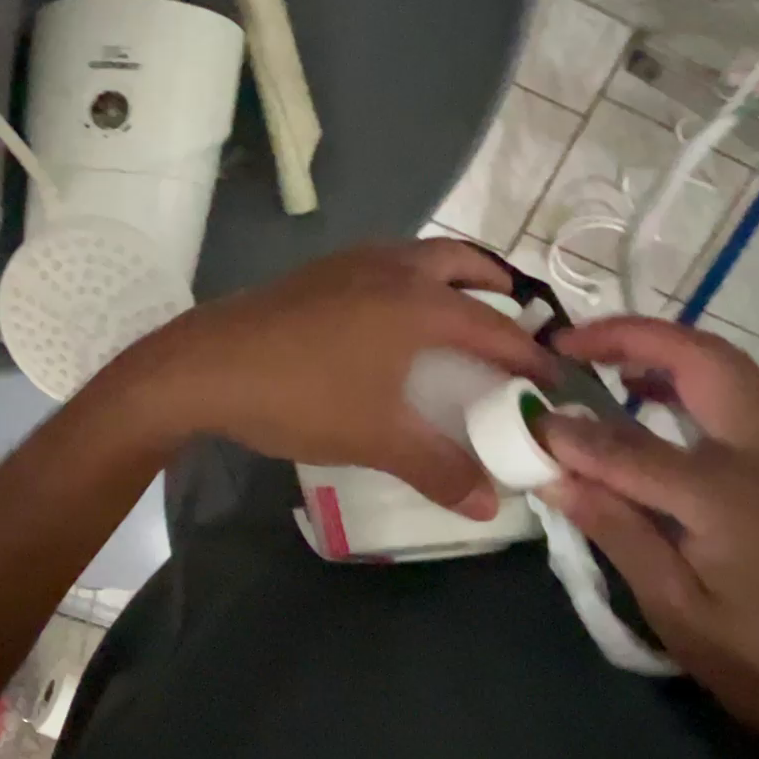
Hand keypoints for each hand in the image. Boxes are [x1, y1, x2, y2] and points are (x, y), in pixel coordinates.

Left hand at [101, 239, 554, 519]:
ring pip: (418, 255)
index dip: (529, 353)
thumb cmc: (300, 397)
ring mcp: (349, 263)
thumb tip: (490, 503)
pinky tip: (389, 317)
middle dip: (496, 286)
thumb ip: (439, 468)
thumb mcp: (376, 438)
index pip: (495, 326)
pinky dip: (408, 278)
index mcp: (418, 304)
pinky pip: (383, 262)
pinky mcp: (316, 271)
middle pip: (463, 262)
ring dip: (449, 275)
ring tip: (457, 312)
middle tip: (515, 319)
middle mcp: (392, 268)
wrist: (206, 365)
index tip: (552, 377)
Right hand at [536, 318, 758, 758]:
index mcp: (727, 496)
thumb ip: (616, 530)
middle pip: (703, 362)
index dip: (569, 433)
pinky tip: (654, 408)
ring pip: (730, 372)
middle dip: (634, 336)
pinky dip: (691, 382)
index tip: (526, 424)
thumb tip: (552, 474)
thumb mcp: (677, 611)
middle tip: (573, 341)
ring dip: (666, 351)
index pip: (626, 446)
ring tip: (607, 363)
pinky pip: (741, 402)